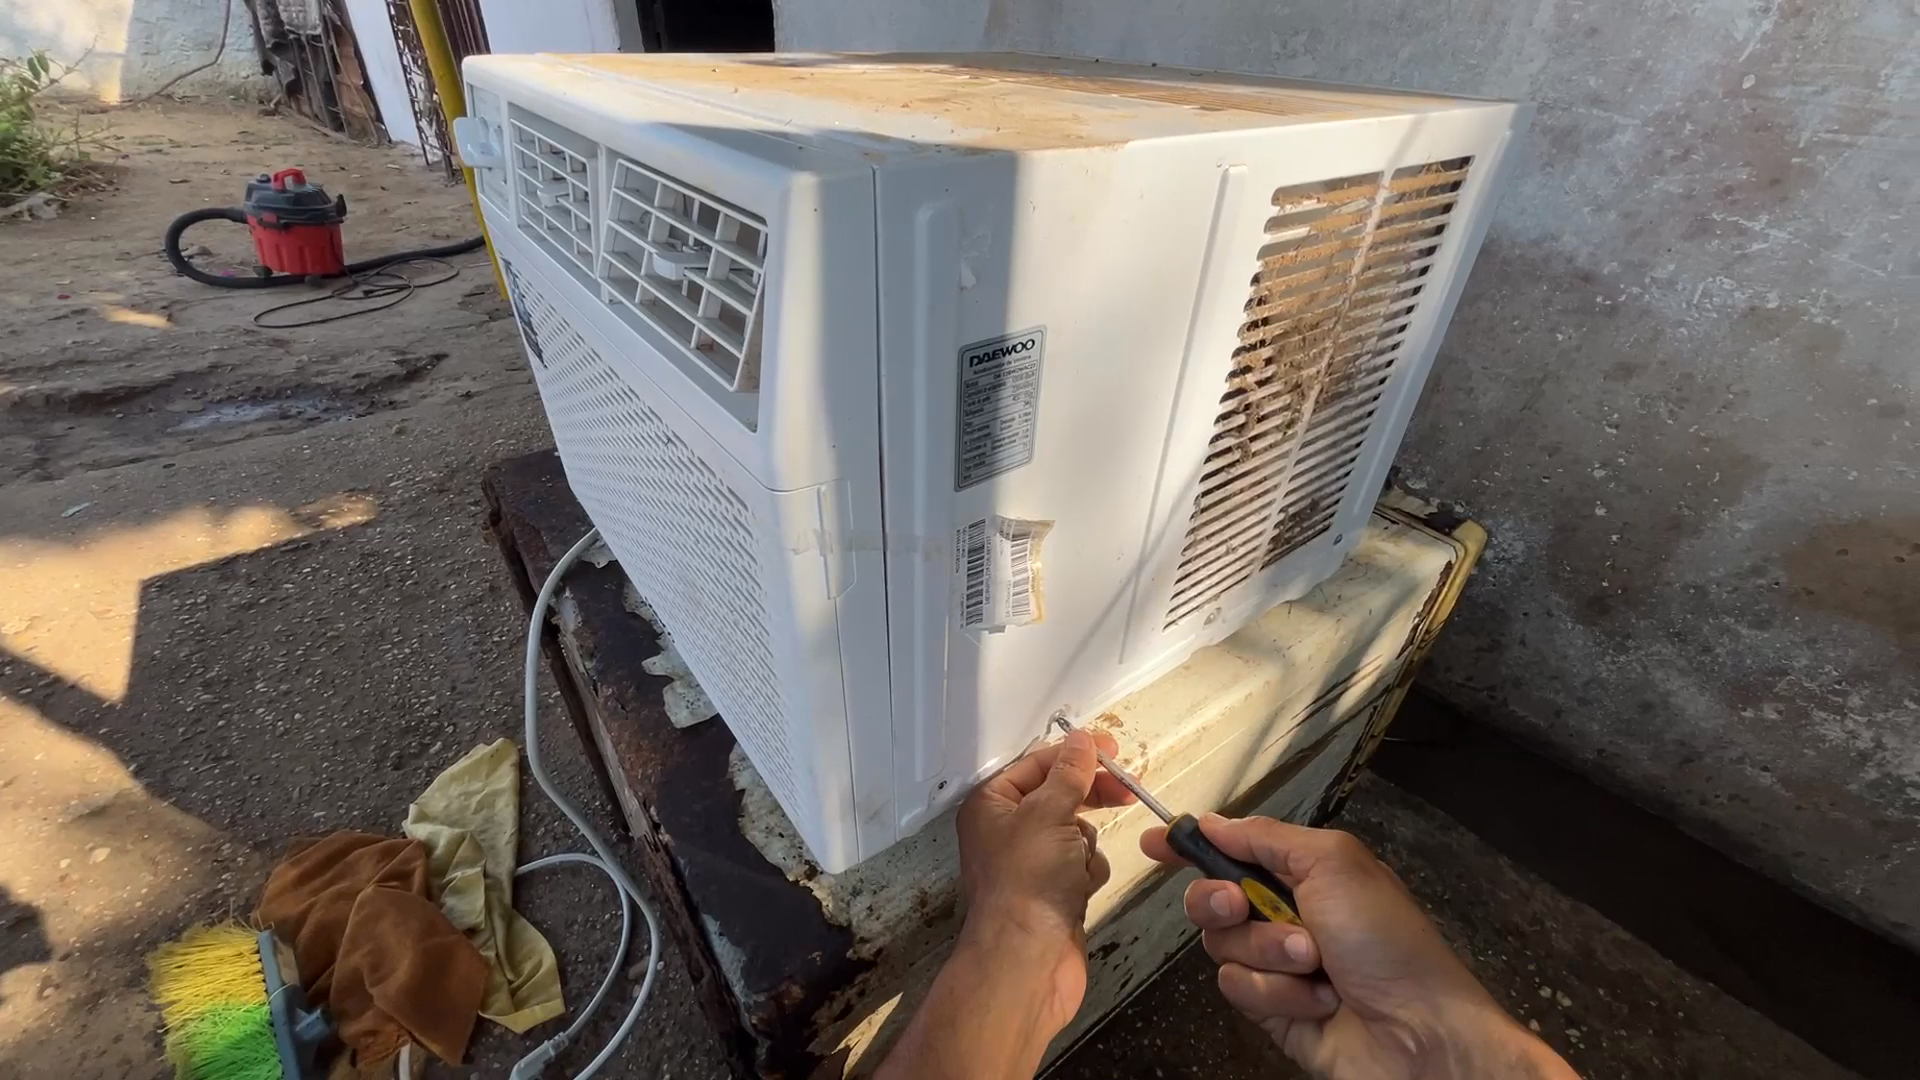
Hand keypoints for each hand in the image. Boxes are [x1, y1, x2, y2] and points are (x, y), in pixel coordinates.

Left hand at [955, 729, 1134, 1032]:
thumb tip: (1081, 739)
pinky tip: (1081, 888)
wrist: (1026, 963)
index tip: (1111, 749)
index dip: (1074, 753)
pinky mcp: (1054, 890)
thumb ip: (1069, 773)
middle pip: (1059, 794)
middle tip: (1125, 791)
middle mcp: (1007, 829)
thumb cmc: (1029, 880)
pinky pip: (1082, 863)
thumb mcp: (1048, 813)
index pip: (1037, 764)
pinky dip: (1088, 872)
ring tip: (1077, 863)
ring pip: (1076, 830)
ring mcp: (1032, 862)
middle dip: (1088, 796)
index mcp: (992, 803)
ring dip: (1085, 843)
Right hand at [1142, 815, 1574, 1079]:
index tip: (1154, 844)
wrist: (1423, 1037)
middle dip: (1218, 898)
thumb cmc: (1382, 936)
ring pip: (1220, 942)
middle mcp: (1276, 912)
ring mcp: (1271, 961)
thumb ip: (1263, 837)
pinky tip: (1317, 1001)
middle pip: (1206, 895)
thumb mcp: (1330, 861)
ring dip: (1265, 950)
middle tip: (1243, 903)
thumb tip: (1210, 822)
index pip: (1225, 849)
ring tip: (1312, 962)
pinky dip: (1275, 992)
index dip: (1187, 845)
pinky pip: (1236, 987)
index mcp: (1294, 871)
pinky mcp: (1269, 1007)